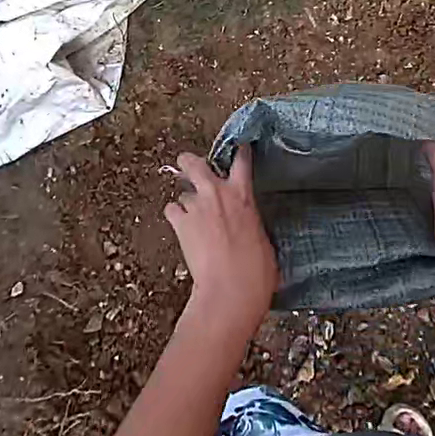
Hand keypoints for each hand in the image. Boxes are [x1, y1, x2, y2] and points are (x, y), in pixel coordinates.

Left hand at [164, 146, 277, 331]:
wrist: (231, 287)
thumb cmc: (256, 270)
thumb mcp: (263, 239)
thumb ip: (251, 223)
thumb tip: (247, 228)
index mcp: (243, 195)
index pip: (241, 160)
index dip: (238, 151)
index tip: (238, 148)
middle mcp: (217, 193)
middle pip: (194, 163)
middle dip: (189, 163)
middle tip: (189, 168)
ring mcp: (196, 206)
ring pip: (182, 192)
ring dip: (186, 203)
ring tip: (192, 219)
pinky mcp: (180, 222)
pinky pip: (171, 210)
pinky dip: (175, 218)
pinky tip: (181, 229)